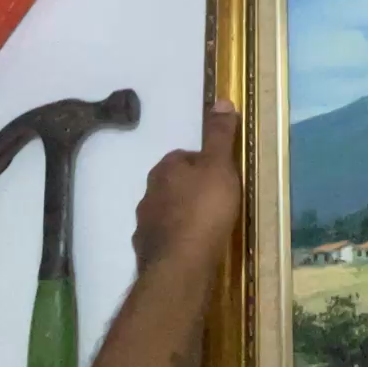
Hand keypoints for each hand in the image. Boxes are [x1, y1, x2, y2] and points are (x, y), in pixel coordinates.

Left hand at [133, 100, 241, 271]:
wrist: (181, 265)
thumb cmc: (204, 209)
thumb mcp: (220, 166)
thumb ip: (220, 135)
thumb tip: (221, 101)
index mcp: (165, 170)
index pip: (185, 156)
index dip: (205, 164)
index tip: (223, 175)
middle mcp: (148, 193)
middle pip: (174, 184)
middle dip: (192, 189)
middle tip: (219, 200)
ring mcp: (144, 224)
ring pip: (167, 211)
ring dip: (184, 214)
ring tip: (209, 225)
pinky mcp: (146, 252)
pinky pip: (165, 238)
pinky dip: (177, 239)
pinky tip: (194, 247)